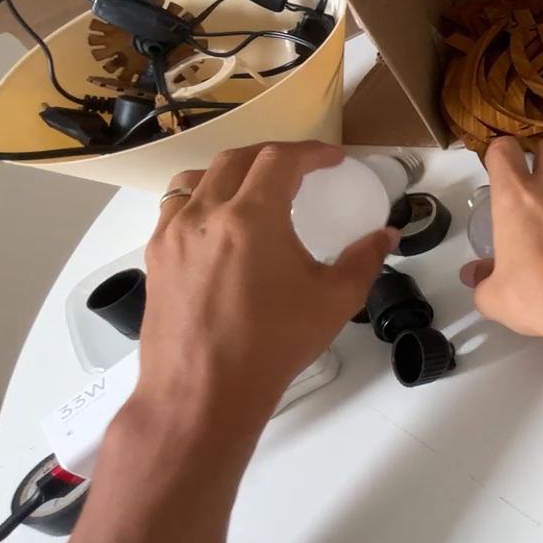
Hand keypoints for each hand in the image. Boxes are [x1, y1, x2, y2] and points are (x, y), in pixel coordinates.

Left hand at [139, 142, 393, 429]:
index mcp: (251, 219)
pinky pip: (176, 206)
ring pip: (197, 177)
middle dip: (275, 155)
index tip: (334, 159)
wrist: (203, 390)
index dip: (311, 152)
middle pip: (236, 159)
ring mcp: (172, 235)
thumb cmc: (274, 342)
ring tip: (259, 186)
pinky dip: (204, 196)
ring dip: (234, 170)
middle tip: (305, 166)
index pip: (279, 160)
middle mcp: (204, 216)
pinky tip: (225, 222)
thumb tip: (386, 235)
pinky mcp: (156, 257)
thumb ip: (365, 257)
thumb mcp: (338, 297)